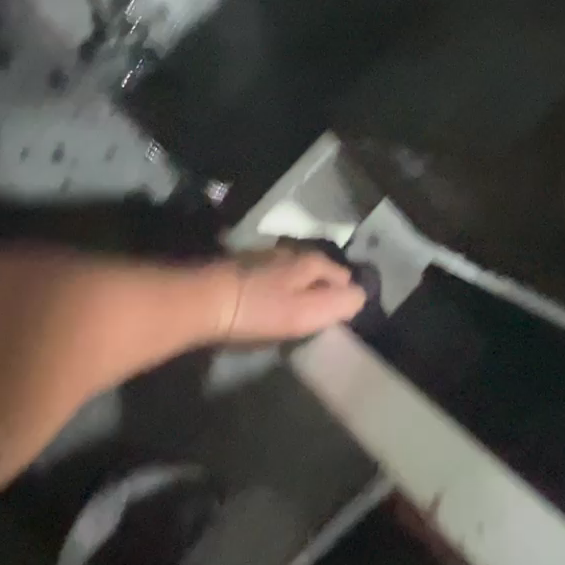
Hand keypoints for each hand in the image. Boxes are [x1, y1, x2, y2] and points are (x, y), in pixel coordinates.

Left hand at [217, 249, 367, 342]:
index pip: (341, 274)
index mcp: (309, 262)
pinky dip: (274, 284)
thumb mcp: (304, 312)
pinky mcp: (238, 263)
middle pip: (316, 268)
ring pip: (290, 268)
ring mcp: (261, 254)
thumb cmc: (259, 309)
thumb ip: (337, 304)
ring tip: (295, 305)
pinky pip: (268, 274)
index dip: (345, 293)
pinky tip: (266, 299)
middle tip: (320, 310)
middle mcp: (288, 251)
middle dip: (321, 285)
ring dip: (296, 283)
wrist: (203, 299)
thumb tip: (361, 296)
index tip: (344, 313)